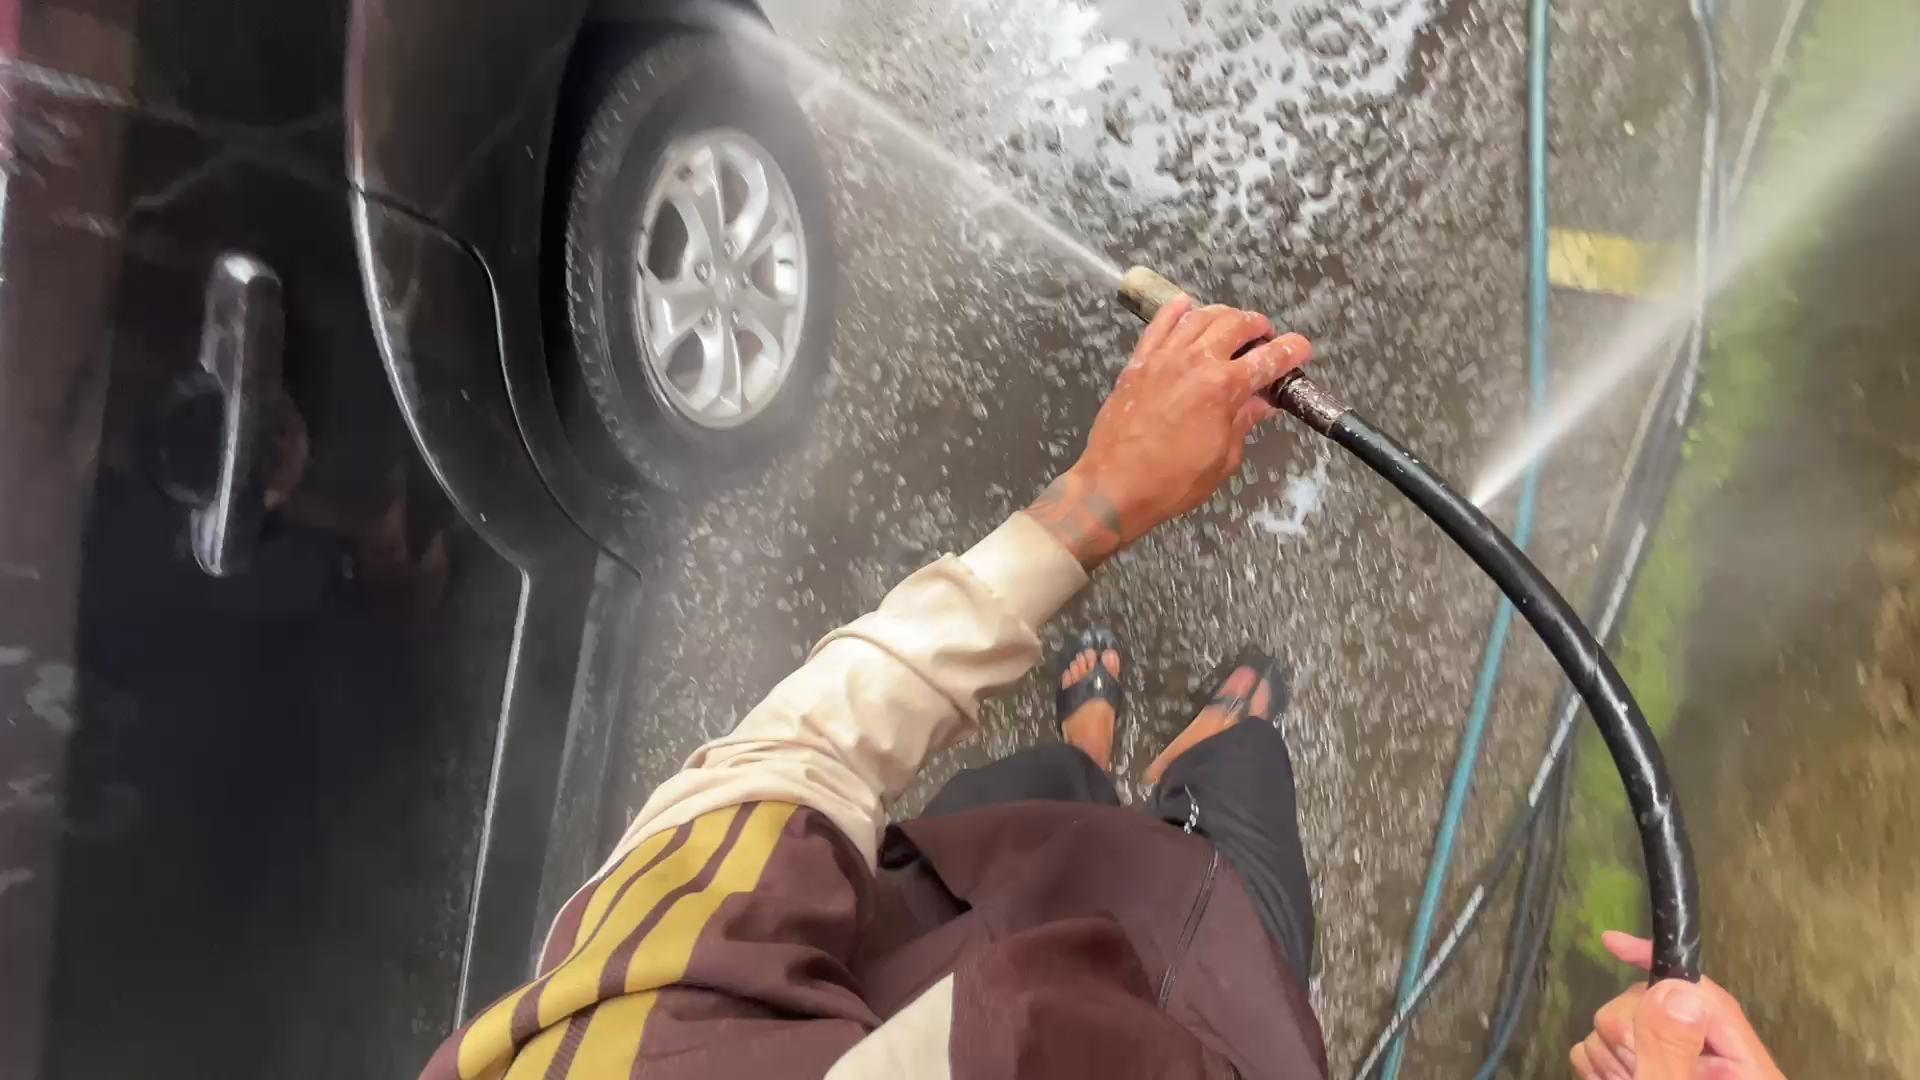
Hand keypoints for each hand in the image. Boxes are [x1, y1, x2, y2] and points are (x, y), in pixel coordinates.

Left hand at [1024, 295, 1310, 567]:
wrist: (1114, 486)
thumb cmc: (1171, 481)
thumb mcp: (1223, 458)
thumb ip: (1243, 422)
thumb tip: (1261, 403)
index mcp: (1223, 387)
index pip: (1270, 357)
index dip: (1293, 350)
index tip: (1301, 350)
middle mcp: (1195, 362)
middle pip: (1237, 324)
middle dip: (1259, 327)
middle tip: (1265, 340)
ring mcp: (1163, 358)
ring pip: (1201, 316)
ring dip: (1224, 315)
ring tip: (1232, 326)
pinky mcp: (1137, 364)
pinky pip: (1158, 324)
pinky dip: (1176, 310)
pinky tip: (1185, 305)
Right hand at [1573, 931, 1784, 1079]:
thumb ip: (1671, 1046)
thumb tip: (1675, 987)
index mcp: (1741, 1068)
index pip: (1705, 995)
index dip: (1660, 961)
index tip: (1611, 942)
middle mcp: (1709, 1062)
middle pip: (1647, 1005)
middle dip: (1624, 1030)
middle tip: (1631, 1070)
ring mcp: (1670, 1066)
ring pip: (1616, 1021)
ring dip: (1607, 1050)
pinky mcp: (1635, 1072)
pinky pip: (1597, 1042)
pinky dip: (1594, 1059)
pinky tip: (1606, 1079)